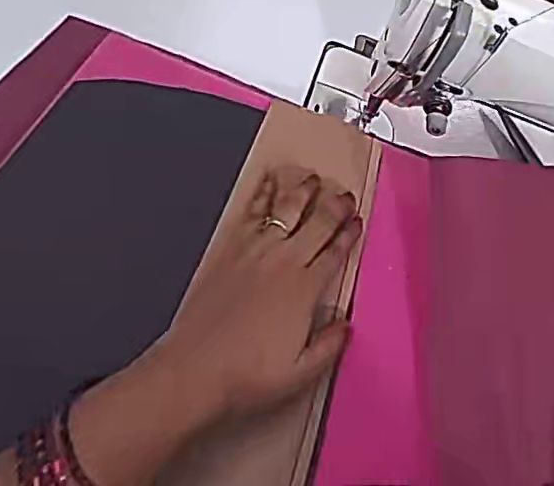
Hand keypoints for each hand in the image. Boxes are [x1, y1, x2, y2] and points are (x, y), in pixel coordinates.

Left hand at [157, 167, 360, 417]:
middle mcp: (285, 261)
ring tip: (314, 179)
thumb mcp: (300, 373)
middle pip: (319, 223)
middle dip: (336, 206)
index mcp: (305, 288)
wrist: (196, 367)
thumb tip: (346, 323)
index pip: (335, 252)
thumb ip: (329, 346)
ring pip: (289, 209)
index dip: (349, 234)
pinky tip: (269, 180)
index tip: (357, 222)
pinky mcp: (232, 246)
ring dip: (305, 191)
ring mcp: (257, 249)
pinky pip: (254, 211)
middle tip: (346, 196)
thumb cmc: (248, 374)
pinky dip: (263, 192)